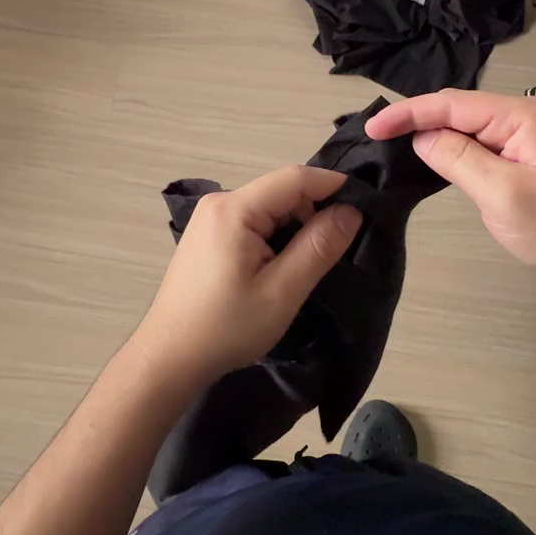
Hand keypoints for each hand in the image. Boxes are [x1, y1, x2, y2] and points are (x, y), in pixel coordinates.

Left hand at [129, 166, 361, 390]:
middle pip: (280, 191)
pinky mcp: (207, 234)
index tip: (367, 203)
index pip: (294, 177)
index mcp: (234, 208)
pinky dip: (274, 235)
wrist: (169, 357)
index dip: (332, 185)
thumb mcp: (281, 292)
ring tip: (312, 262)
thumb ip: (318, 247)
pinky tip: (282, 265)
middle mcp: (219, 202)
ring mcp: (209, 217)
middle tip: (341, 247)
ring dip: (294, 226)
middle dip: (314, 211)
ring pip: (267, 207)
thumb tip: (351, 212)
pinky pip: (252, 220)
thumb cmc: (226, 327)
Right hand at [365, 91, 535, 309]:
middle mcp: (529, 115)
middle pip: (460, 110)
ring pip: (469, 127)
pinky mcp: (531, 156)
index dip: (409, 113)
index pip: (453, 104)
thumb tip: (421, 136)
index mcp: (525, 115)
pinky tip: (434, 156)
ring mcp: (532, 135)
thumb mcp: (502, 195)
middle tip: (377, 135)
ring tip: (394, 142)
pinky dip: (455, 149)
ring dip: (434, 134)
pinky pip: (483, 143)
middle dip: (418, 120)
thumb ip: (456, 157)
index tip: (372, 127)